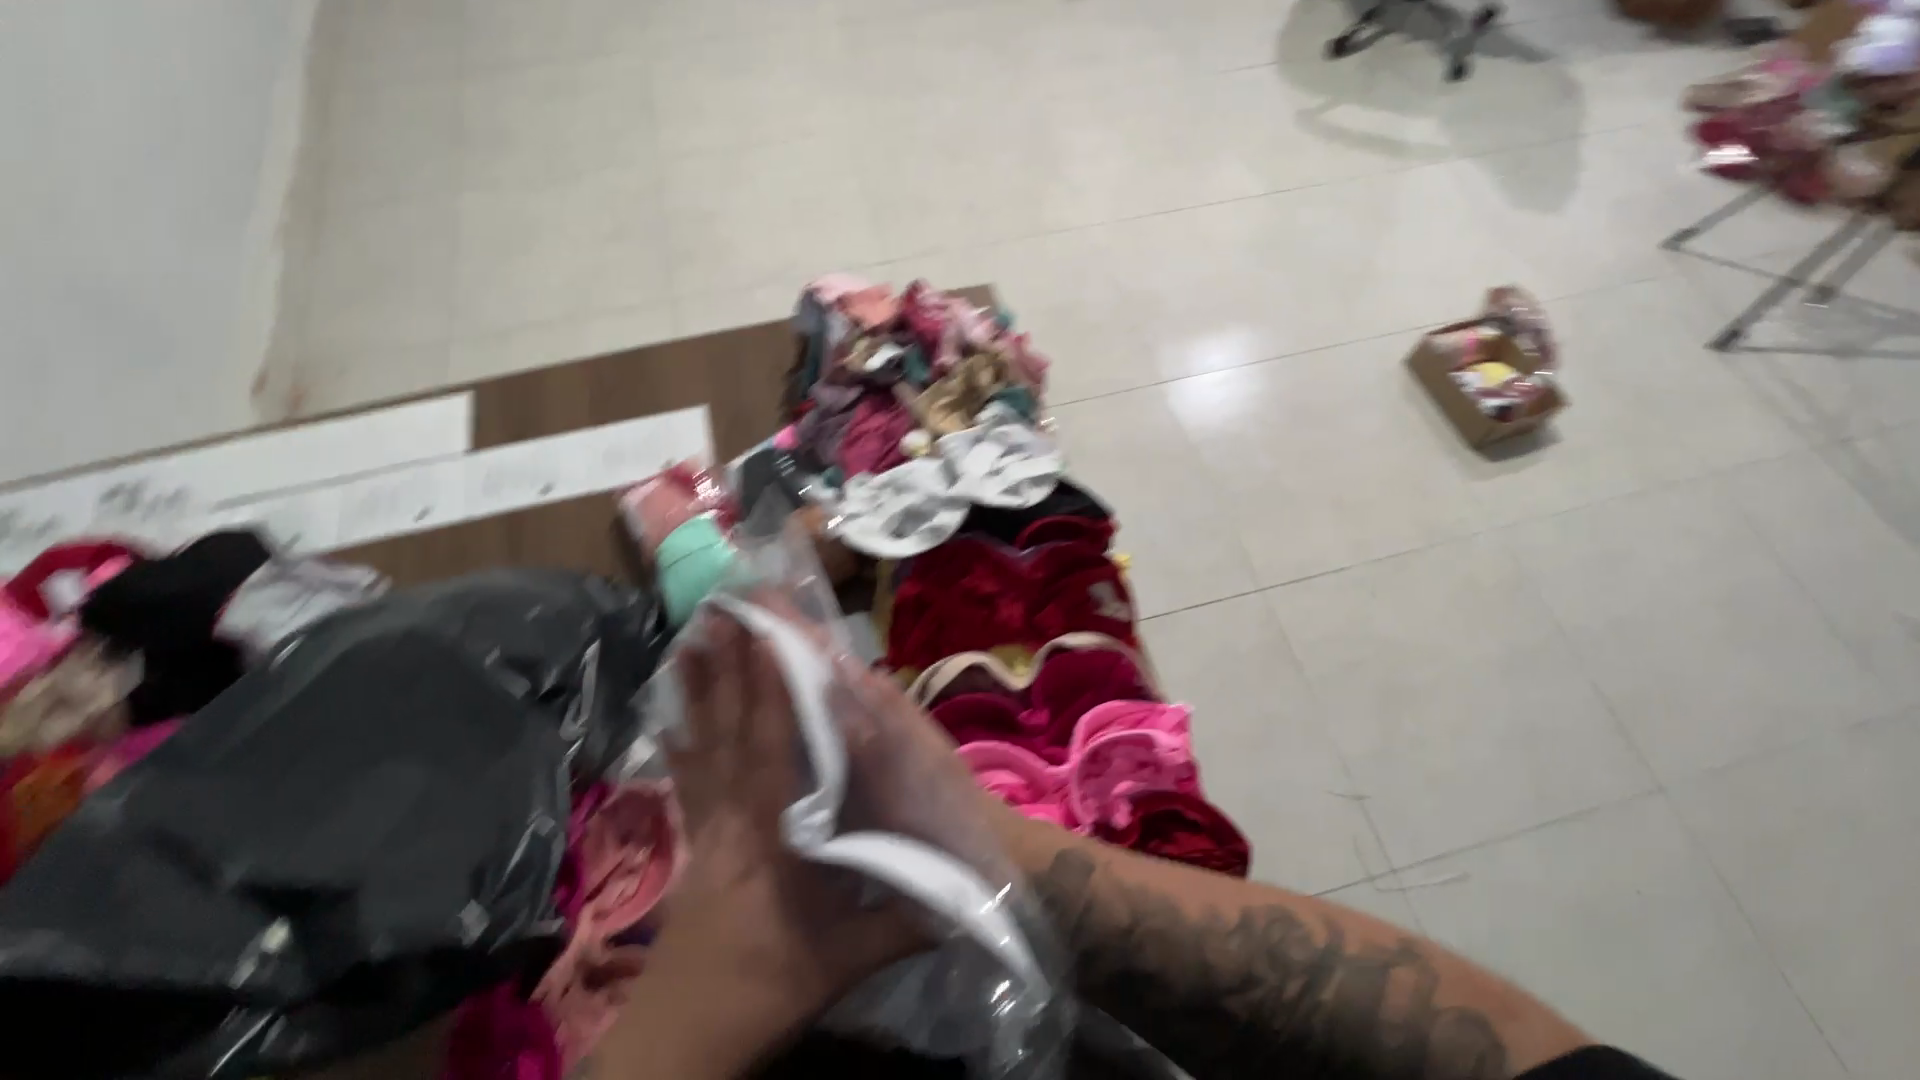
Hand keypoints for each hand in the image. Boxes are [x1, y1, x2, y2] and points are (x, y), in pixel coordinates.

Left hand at [658, 611, 924, 1019]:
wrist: (681, 1039)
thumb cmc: (767, 991)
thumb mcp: (845, 963)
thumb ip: (902, 924)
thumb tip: (965, 895)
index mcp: (771, 837)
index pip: (770, 749)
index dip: (767, 688)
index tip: (766, 635)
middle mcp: (731, 821)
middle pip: (728, 733)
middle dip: (728, 669)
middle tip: (720, 613)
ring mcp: (703, 831)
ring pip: (700, 748)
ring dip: (697, 693)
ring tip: (688, 642)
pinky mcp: (690, 846)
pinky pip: (685, 782)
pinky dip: (680, 743)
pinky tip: (670, 720)